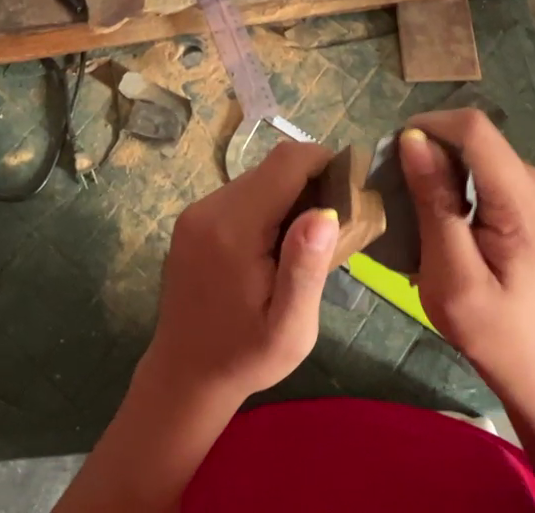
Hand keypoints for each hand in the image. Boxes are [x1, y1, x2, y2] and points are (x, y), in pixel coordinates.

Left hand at [145, 141, 340, 401]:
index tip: (349, 193)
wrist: (184, 373)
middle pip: (271, 168)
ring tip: (304, 247)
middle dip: (309, 185)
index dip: (324, 163)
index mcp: (234, 227)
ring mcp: (196, 212)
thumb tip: (324, 212)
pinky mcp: (192, 221)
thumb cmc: (245, 357)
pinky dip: (265, 209)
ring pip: (256, 179)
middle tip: (334, 231)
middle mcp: (209, 208)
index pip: (286, 161)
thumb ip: (306, 268)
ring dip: (287, 199)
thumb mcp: (289, 328)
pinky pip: (238, 196)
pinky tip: (274, 251)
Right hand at [399, 109, 534, 379]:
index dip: (428, 129)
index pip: (475, 131)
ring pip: (471, 143)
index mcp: (524, 204)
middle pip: (472, 135)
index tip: (393, 157)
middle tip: (398, 188)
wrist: (520, 349)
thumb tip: (412, 140)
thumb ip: (434, 202)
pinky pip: (476, 158)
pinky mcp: (522, 186)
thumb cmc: (482, 321)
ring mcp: (533, 181)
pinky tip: (437, 205)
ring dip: (435, 161)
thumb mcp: (449, 272)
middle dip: (428, 148)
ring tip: (414, 199)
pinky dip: (448, 171)